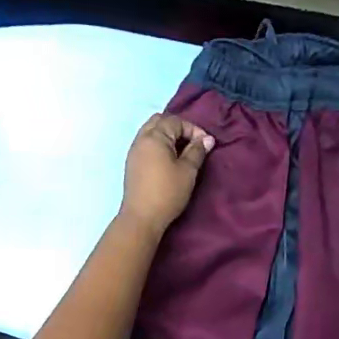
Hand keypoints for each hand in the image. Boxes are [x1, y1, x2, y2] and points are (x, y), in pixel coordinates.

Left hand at [119, 113, 213, 235]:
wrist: (141, 218)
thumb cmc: (167, 192)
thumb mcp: (188, 171)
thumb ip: (197, 151)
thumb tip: (207, 139)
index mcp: (154, 136)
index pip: (176, 121)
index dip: (193, 129)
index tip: (205, 145)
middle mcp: (141, 139)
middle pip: (160, 121)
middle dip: (178, 128)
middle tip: (191, 143)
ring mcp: (134, 151)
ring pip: (151, 132)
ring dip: (167, 136)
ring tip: (181, 152)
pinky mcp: (132, 163)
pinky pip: (146, 144)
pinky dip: (158, 145)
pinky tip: (167, 160)